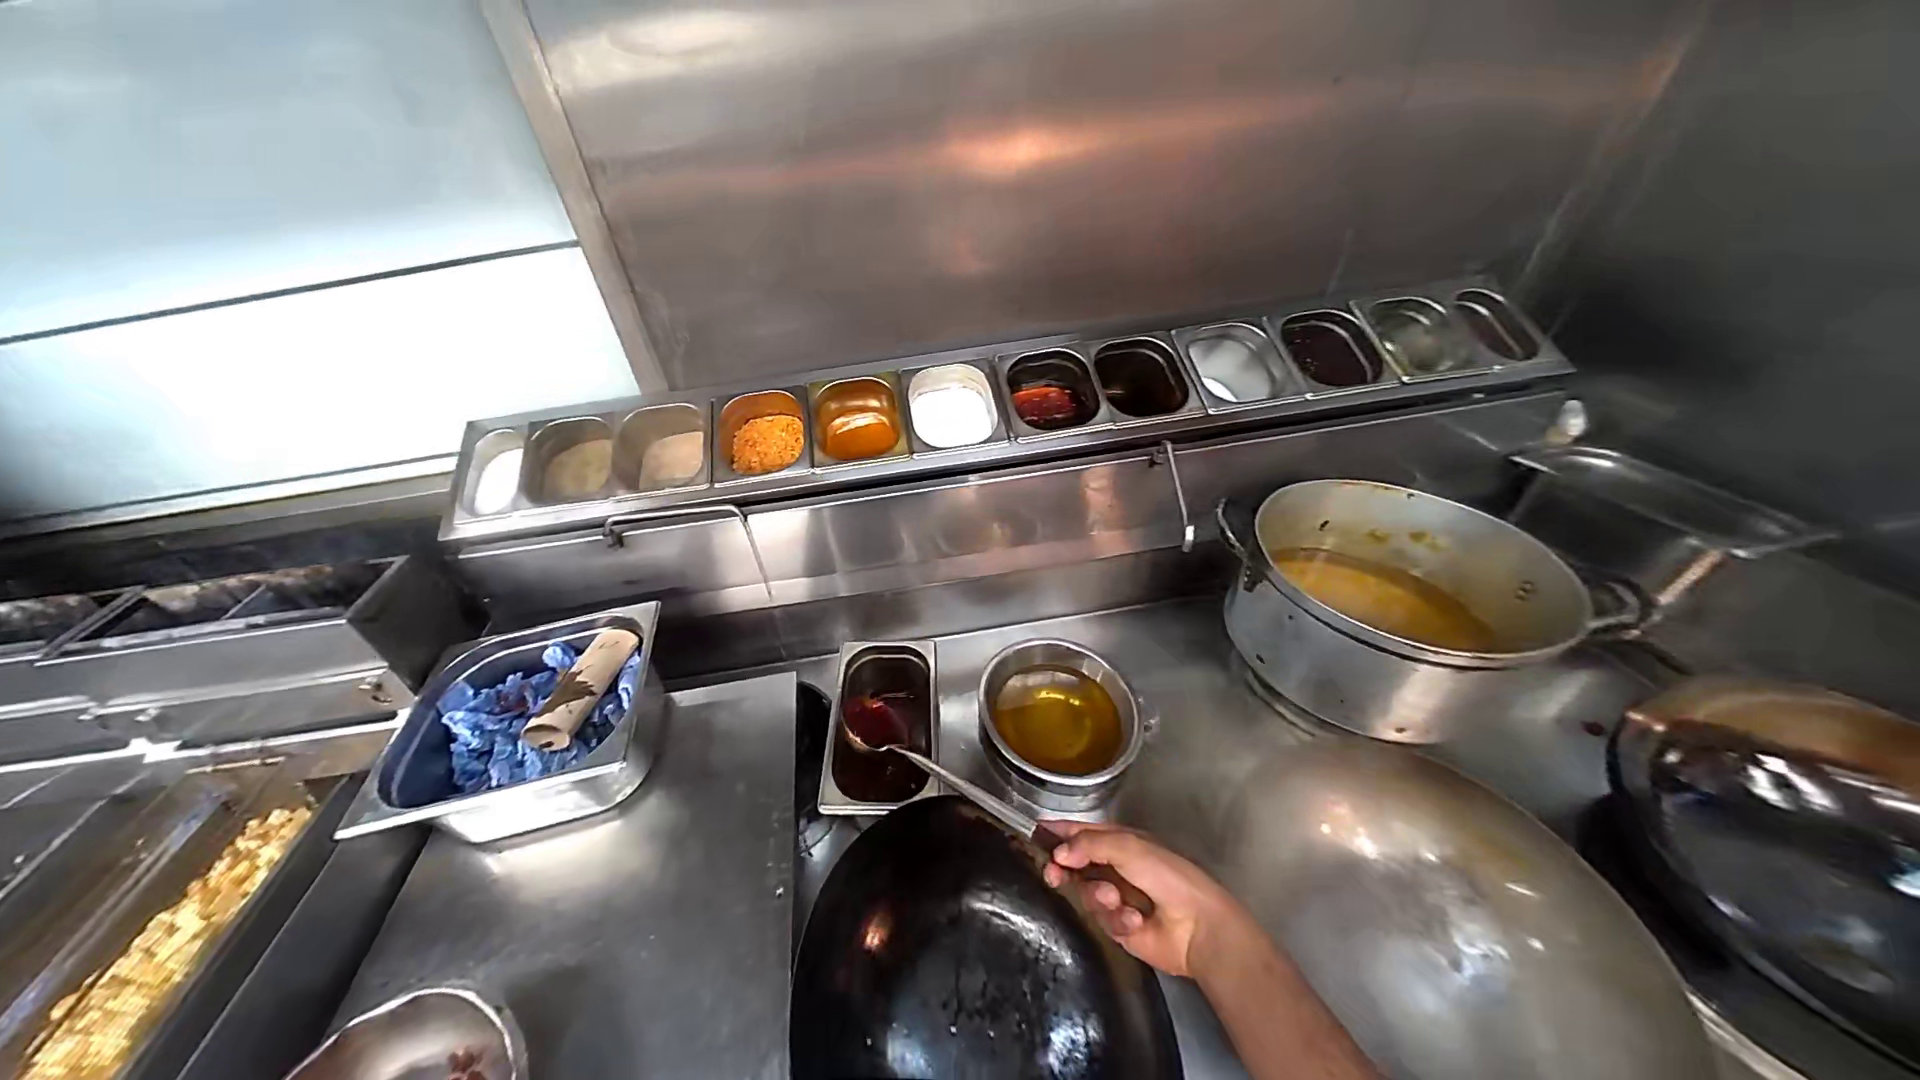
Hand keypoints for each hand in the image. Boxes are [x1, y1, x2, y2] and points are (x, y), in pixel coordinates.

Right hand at [1043, 821, 1248, 977]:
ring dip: (1099, 897)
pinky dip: (1117, 919)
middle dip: (1063, 869)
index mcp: (1118, 841)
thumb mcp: (1127, 847)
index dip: (1059, 832)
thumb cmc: (1166, 875)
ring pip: (1086, 893)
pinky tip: (1135, 920)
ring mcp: (1116, 897)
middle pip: (1075, 864)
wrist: (1197, 926)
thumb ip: (1088, 845)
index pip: (1081, 832)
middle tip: (1053, 875)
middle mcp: (1114, 867)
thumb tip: (1058, 854)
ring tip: (1117, 901)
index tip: (1035, 833)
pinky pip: (1102, 919)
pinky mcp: (1118, 926)